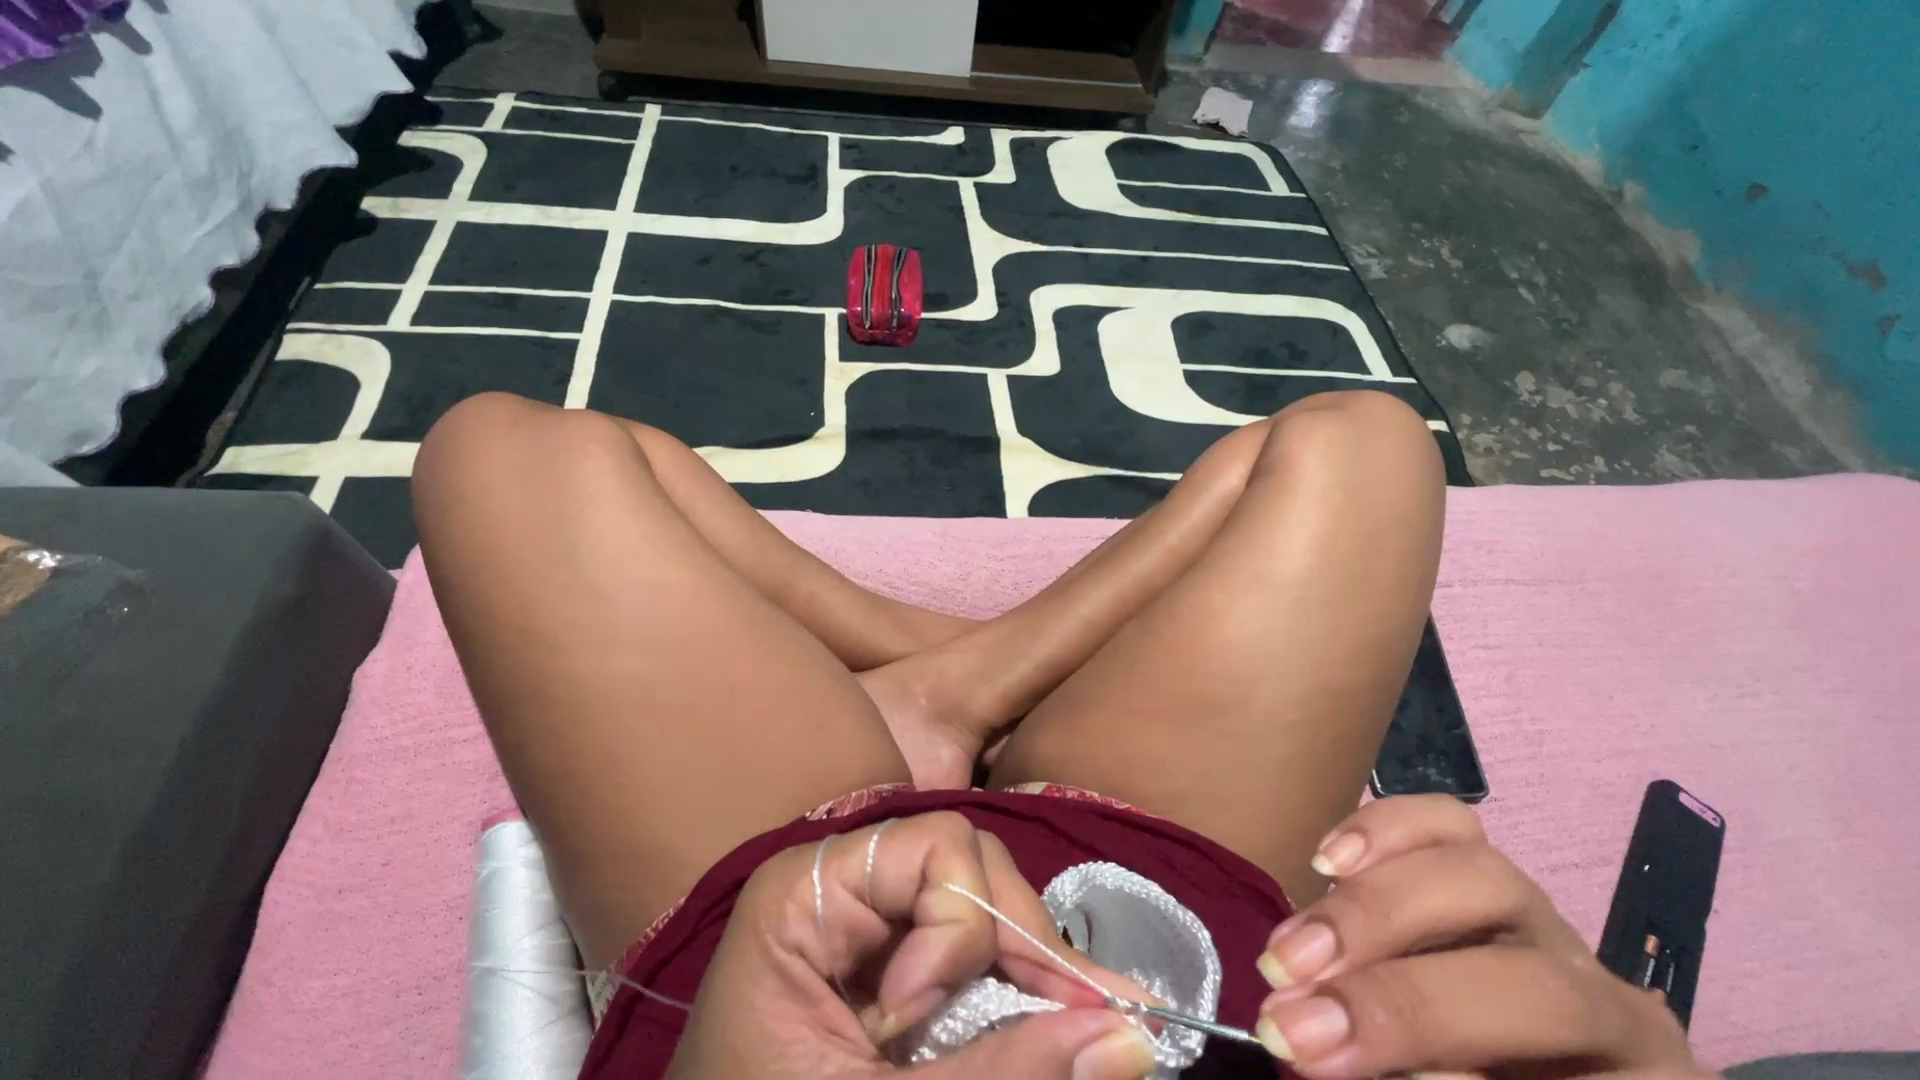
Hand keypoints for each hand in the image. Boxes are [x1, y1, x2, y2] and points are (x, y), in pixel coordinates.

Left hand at [665, 811, 1159, 1079]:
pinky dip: (1016, 986)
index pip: (933, 845)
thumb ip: (1001, 1067)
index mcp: (810, 888)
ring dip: (1030, 969)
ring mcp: (875, 920)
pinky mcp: (895, 961)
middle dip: (1018, 946)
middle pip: (972, 868)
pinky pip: (974, 949)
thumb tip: (1133, 1037)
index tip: (919, 1014)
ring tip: (1072, 1028)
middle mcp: (847, 882)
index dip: (959, 923)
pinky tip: (1057, 1018)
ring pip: (986, 906)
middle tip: (1067, 1026)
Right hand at [1253, 796, 1715, 1079]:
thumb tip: (1387, 1064)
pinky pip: (1450, 823)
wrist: (1465, 1053)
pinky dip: (1383, 833)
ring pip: (1484, 883)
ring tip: (1288, 955)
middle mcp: (1614, 1008)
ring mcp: (1550, 925)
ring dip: (1369, 916)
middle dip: (1394, 1000)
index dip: (1442, 1077)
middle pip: (1533, 987)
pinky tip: (1325, 864)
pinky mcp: (1487, 867)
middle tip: (1289, 1022)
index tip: (1325, 1069)